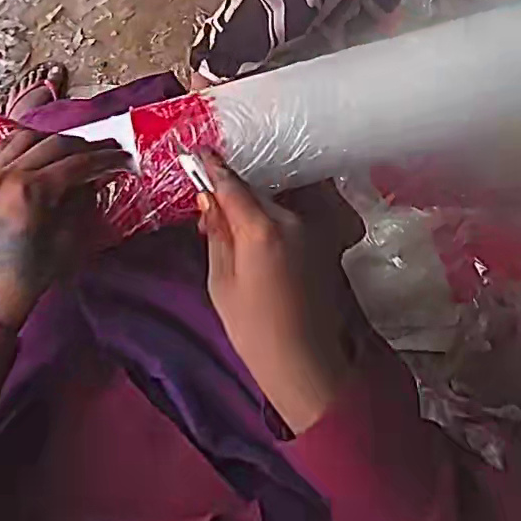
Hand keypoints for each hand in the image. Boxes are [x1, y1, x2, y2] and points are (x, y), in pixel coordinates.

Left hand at [0, 128, 130, 326]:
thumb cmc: (33, 274)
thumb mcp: (68, 240)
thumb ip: (83, 200)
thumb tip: (97, 175)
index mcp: (32, 191)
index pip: (77, 163)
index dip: (105, 159)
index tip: (124, 157)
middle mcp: (10, 174)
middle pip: (55, 145)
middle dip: (86, 146)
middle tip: (108, 151)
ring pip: (29, 137)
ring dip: (56, 140)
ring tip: (75, 151)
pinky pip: (3, 146)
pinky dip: (25, 142)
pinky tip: (39, 148)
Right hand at [196, 151, 354, 431]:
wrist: (310, 367)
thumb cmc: (256, 331)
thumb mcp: (221, 282)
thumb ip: (217, 233)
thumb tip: (209, 199)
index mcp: (262, 227)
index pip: (231, 184)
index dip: (212, 167)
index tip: (197, 153)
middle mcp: (292, 218)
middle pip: (254, 192)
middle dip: (230, 193)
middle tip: (208, 211)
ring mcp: (312, 228)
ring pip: (272, 203)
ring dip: (251, 206)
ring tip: (231, 228)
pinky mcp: (323, 241)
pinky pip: (289, 216)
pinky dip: (270, 217)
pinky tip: (256, 238)